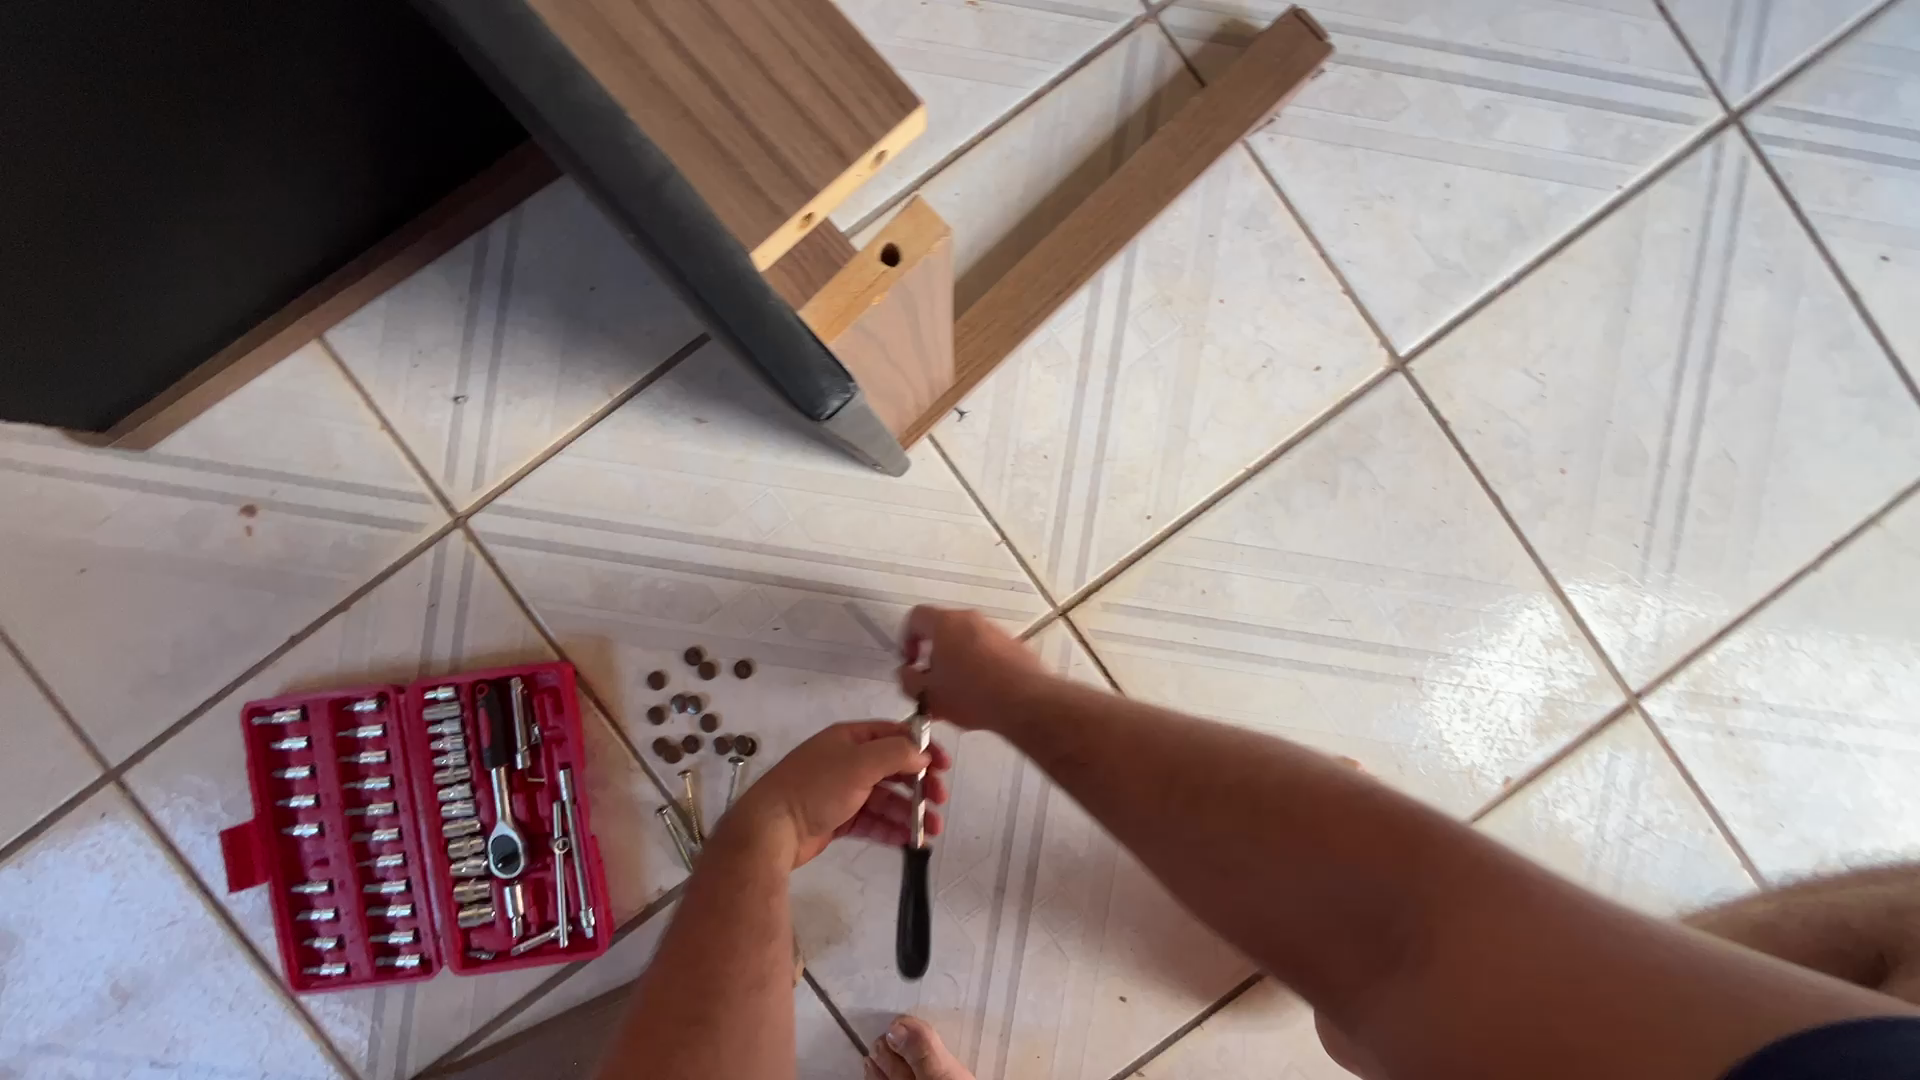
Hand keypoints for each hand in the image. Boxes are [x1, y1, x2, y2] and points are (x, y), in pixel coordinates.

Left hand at [728, 721, 951, 868]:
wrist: (771, 829)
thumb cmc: (816, 787)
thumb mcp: (859, 763)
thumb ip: (896, 754)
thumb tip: (923, 754)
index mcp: (850, 738)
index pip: (894, 735)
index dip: (921, 748)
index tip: (944, 766)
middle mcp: (847, 761)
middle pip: (893, 768)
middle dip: (918, 785)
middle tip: (939, 802)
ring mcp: (842, 791)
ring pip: (885, 798)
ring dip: (908, 812)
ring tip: (930, 831)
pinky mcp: (838, 819)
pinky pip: (872, 820)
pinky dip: (891, 828)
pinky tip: (909, 841)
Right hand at [897, 606, 1045, 731]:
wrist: (1024, 702)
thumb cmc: (971, 694)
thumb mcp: (927, 694)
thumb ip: (908, 680)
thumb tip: (907, 674)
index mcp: (944, 623)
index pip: (915, 617)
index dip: (907, 639)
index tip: (911, 662)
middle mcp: (970, 619)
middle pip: (942, 629)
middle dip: (933, 654)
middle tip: (932, 680)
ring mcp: (995, 630)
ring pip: (966, 640)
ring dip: (957, 660)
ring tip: (957, 691)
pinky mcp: (1014, 645)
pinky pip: (988, 651)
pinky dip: (980, 666)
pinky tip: (981, 693)